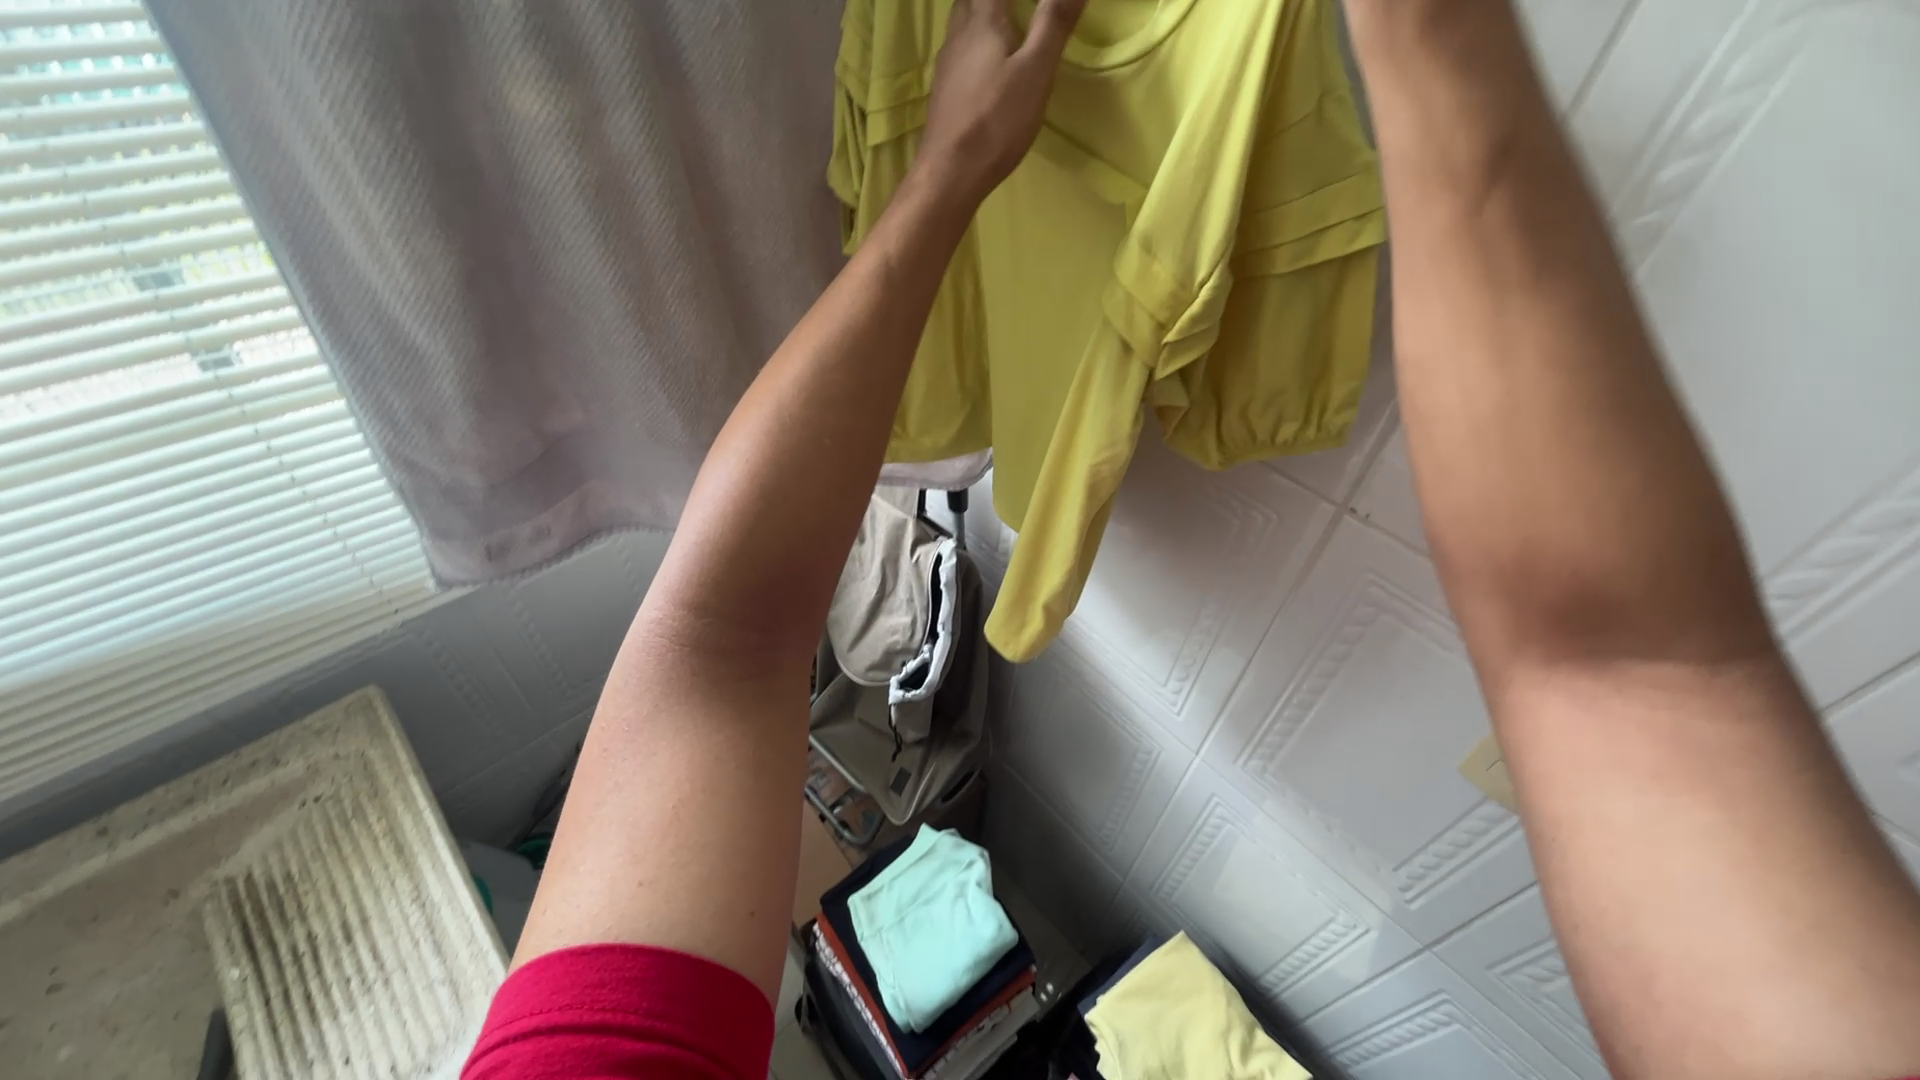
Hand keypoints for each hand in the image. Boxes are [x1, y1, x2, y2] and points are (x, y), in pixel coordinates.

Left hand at [916, 0, 1087, 206]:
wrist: (950, 173)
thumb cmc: (996, 121)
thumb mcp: (1035, 70)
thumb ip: (1054, 21)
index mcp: (982, 19)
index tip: (1033, 4)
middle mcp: (958, 33)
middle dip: (991, 0)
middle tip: (1014, 9)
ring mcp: (947, 63)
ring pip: (961, 20)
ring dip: (980, 10)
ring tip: (1003, 18)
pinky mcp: (944, 90)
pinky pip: (958, 49)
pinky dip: (974, 39)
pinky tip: (986, 59)